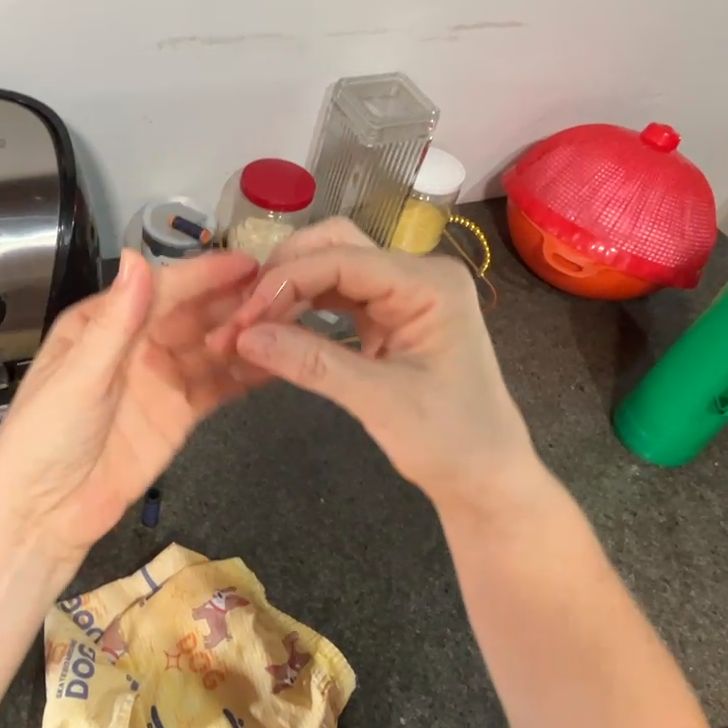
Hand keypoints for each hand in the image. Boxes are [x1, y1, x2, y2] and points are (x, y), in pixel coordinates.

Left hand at [0, 249, 258, 557]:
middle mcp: (136, 343)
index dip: (205, 276)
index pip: (162, 290)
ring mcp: (160, 378)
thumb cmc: (44, 438)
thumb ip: (115, 322)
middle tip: (281, 294)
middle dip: (234, 303)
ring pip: (211, 347)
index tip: (247, 265)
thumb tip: (137, 258)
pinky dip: (244, 375)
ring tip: (288, 325)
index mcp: (103, 323)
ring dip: (245, 336)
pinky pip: (217, 386)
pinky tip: (274, 364)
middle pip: (193, 314)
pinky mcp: (179, 413)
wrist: (45, 513)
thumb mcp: (77, 377)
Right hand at [207, 218, 536, 512]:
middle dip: (285, 275)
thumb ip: (310, 362)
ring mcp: (404, 294)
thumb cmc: (449, 440)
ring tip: (251, 323)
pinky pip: (338, 297)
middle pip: (336, 247)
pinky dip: (305, 308)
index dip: (286, 282)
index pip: (342, 260)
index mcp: (429, 283)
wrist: (485, 479)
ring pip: (332, 268)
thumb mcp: (378, 400)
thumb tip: (243, 337)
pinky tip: (277, 328)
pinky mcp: (390, 317)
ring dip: (290, 290)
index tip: (242, 318)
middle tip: (243, 315)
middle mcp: (418, 275)